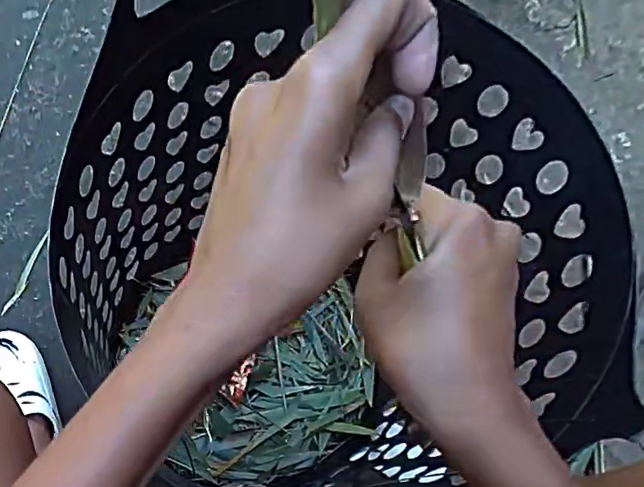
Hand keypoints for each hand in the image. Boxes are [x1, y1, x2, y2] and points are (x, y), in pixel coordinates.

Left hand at [157, 0, 439, 367]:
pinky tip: (328, 180)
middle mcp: (274, 88)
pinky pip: (292, 118)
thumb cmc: (289, 260)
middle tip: (400, 134)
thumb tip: (395, 111)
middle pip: (348, 47)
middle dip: (387, 80)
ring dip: (354, 112)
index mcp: (314, 85)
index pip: (381, 4)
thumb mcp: (367, 196)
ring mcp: (249, 117)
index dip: (417, 30)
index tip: (418, 85)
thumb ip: (392, 132)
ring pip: (321, 88)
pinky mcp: (239, 146)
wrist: (225, 301)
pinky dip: (321, 133)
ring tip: (362, 171)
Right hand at [356, 186, 532, 445]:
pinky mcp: (504, 284)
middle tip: (381, 293)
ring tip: (402, 311)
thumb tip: (380, 237)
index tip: (363, 259)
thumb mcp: (373, 296)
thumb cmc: (416, 348)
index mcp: (465, 220)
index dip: (380, 224)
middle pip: (429, 222)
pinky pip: (459, 269)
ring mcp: (505, 256)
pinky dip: (437, 286)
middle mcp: (494, 226)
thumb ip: (372, 251)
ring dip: (418, 270)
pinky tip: (424, 319)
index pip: (409, 196)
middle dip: (401, 249)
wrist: (467, 402)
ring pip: (442, 248)